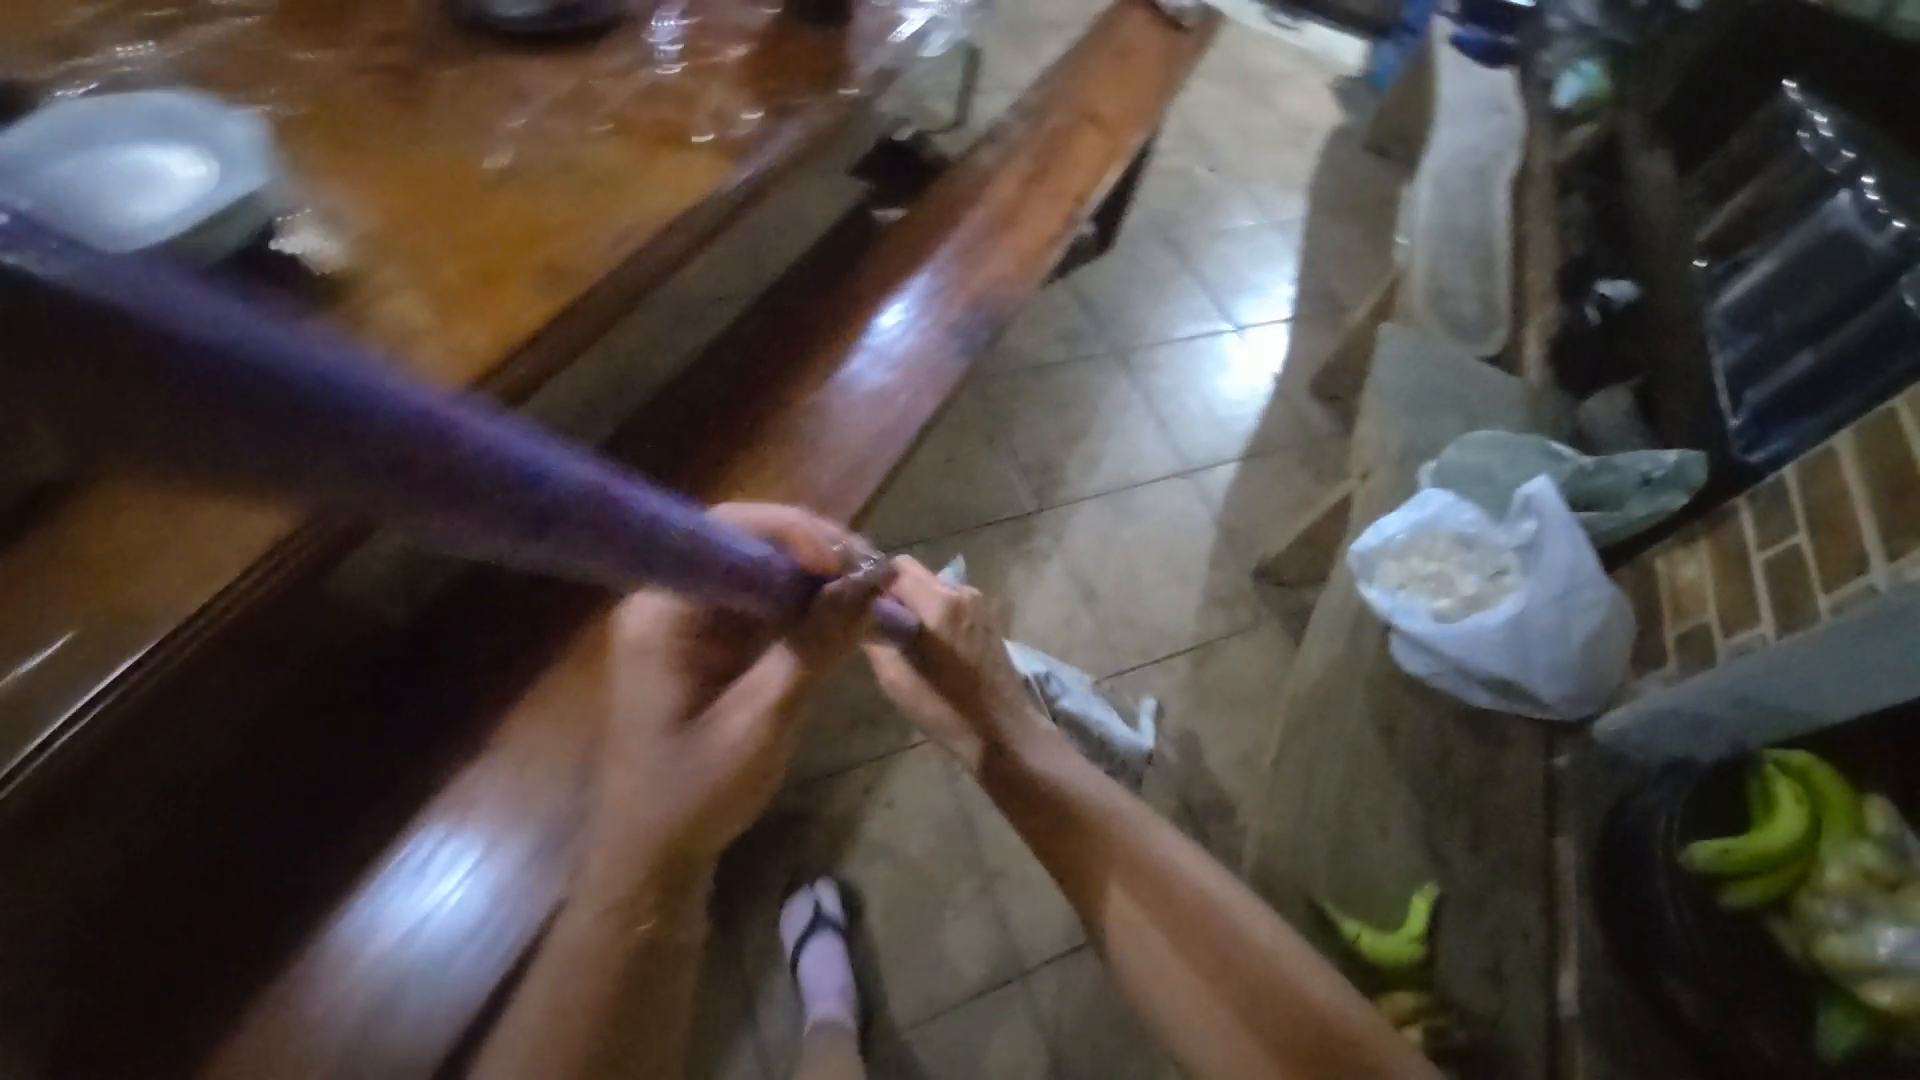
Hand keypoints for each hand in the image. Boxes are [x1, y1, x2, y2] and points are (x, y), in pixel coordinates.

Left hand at [590, 503, 889, 881]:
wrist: (656, 851)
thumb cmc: (695, 793)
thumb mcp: (761, 721)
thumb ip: (813, 647)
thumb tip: (869, 582)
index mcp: (663, 612)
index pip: (728, 534)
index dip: (791, 533)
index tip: (845, 564)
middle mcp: (675, 600)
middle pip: (751, 542)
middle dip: (817, 552)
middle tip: (876, 573)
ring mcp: (695, 619)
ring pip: (766, 570)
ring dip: (821, 577)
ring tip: (874, 588)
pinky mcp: (715, 640)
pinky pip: (768, 602)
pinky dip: (811, 606)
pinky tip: (851, 612)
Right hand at [862, 556, 1049, 772]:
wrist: (1002, 731)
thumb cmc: (945, 710)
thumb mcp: (895, 678)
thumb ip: (875, 635)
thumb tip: (861, 611)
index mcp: (939, 603)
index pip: (894, 568)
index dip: (872, 582)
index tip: (857, 604)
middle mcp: (961, 592)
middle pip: (914, 572)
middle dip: (893, 590)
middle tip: (877, 621)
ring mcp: (978, 603)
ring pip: (932, 585)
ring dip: (914, 602)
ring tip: (902, 635)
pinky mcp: (987, 616)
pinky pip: (950, 600)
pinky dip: (933, 611)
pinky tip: (928, 642)